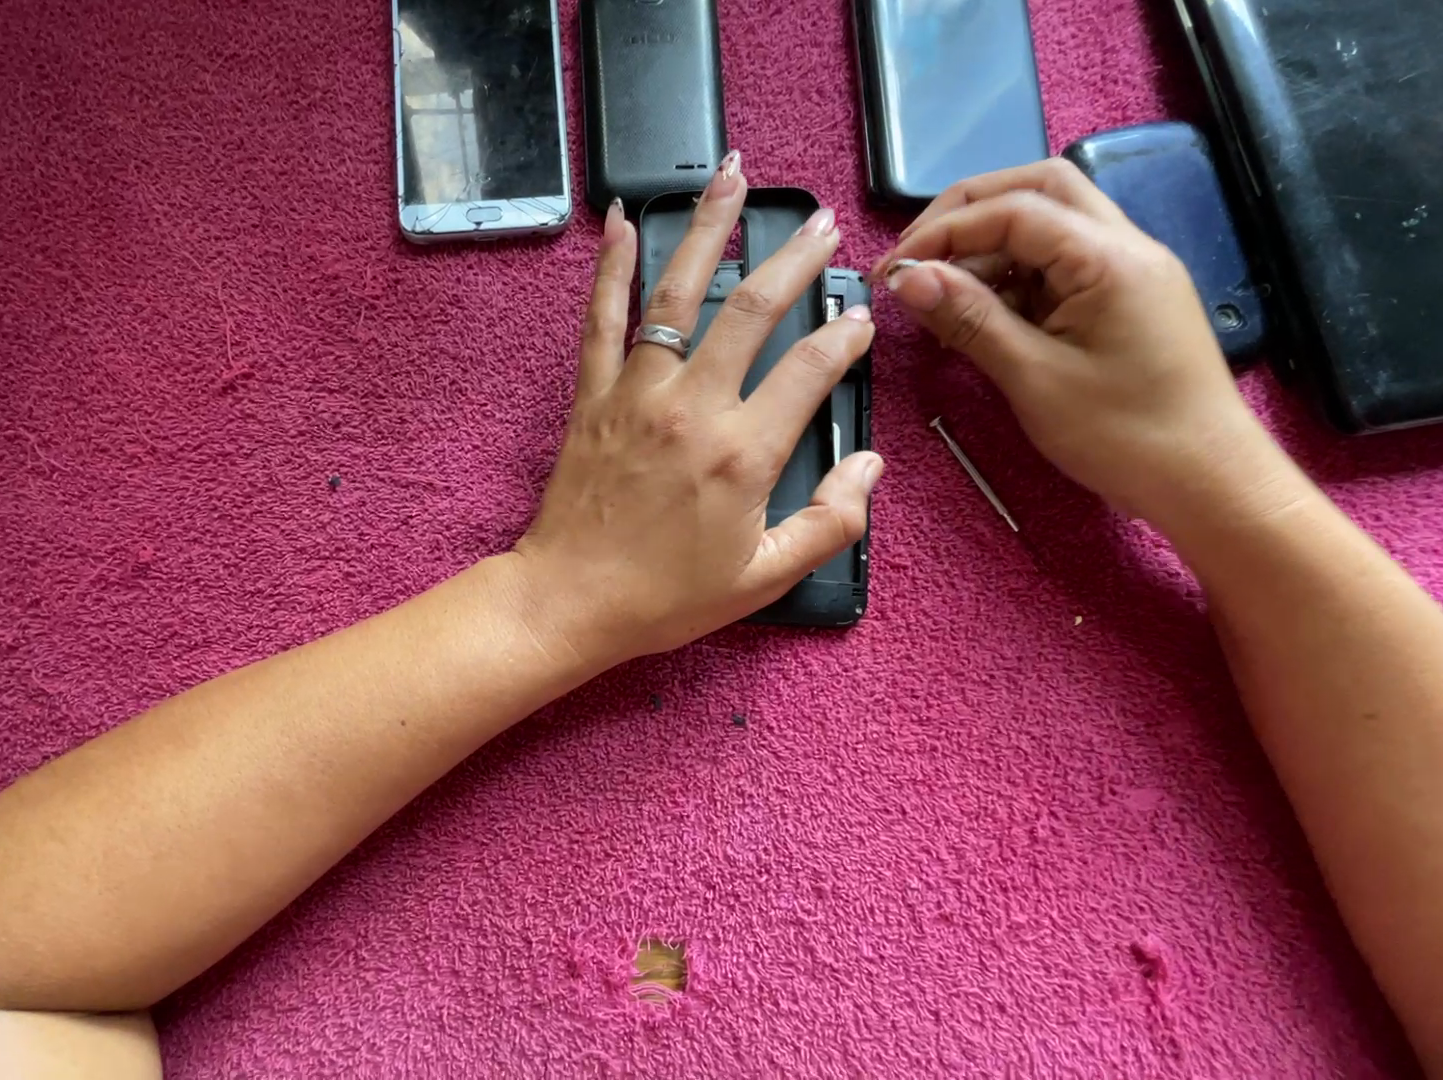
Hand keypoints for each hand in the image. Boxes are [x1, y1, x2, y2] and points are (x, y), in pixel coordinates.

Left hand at [512, 154, 880, 666]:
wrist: (572, 599)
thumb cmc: (666, 597)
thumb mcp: (764, 577)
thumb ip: (830, 523)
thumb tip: (870, 466)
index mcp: (744, 452)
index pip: (812, 368)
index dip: (845, 335)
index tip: (860, 316)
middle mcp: (693, 407)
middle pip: (752, 311)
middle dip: (794, 259)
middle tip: (821, 224)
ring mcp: (637, 394)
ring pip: (678, 295)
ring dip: (708, 231)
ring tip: (732, 176)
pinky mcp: (592, 397)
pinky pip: (602, 319)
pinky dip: (609, 267)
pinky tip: (618, 220)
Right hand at [873, 158, 1292, 529]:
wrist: (1200, 477)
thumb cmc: (1120, 433)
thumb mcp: (1032, 377)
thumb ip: (969, 318)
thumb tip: (907, 278)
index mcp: (1109, 259)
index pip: (1015, 210)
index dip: (943, 231)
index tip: (889, 272)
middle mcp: (1120, 247)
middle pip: (1036, 191)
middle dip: (964, 214)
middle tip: (911, 258)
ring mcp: (1118, 272)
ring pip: (1041, 226)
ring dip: (979, 248)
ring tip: (932, 296)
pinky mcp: (1110, 299)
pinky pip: (1047, 268)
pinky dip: (999, 280)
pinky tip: (967, 315)